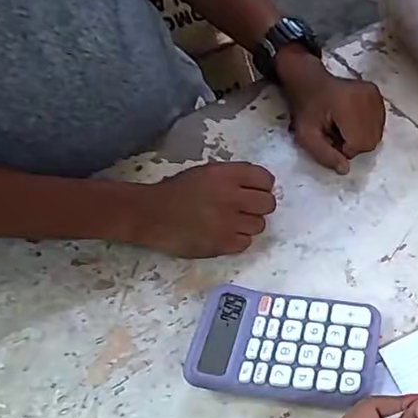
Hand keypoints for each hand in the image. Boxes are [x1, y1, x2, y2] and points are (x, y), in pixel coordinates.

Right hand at [125, 162, 275, 256]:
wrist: (148, 215)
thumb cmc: (176, 191)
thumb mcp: (205, 173)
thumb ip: (233, 177)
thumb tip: (259, 186)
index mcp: (226, 175)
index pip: (265, 179)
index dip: (263, 186)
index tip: (255, 190)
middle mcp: (231, 197)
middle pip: (268, 204)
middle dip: (259, 206)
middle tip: (245, 209)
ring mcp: (228, 223)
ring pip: (259, 225)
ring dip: (248, 224)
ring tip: (229, 222)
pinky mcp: (222, 244)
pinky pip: (246, 242)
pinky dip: (237, 239)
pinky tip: (223, 234)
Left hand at [274, 48, 385, 173]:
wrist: (310, 80)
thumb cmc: (305, 108)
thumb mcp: (306, 135)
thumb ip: (324, 155)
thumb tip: (346, 170)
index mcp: (349, 104)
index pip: (360, 144)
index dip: (344, 148)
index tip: (330, 137)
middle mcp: (368, 97)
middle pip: (371, 140)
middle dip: (354, 143)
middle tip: (336, 132)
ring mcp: (375, 94)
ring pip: (376, 134)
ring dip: (360, 136)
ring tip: (343, 124)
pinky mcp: (377, 94)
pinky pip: (378, 123)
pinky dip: (366, 127)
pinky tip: (351, 118)